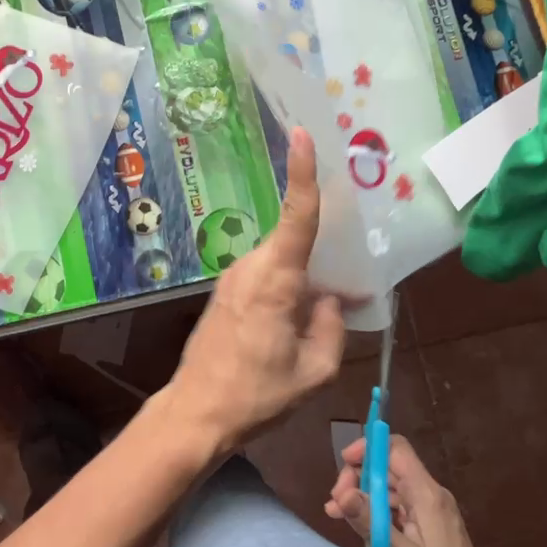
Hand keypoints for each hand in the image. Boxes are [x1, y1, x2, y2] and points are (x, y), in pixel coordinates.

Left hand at [159, 128, 345, 457]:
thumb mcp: (314, 371)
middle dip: (322, 251)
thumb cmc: (257, 395)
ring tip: (325, 312)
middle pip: (292, 240)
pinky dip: (286, 286)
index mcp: (274, 279)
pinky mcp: (225, 293)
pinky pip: (265, 276)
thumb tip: (333, 299)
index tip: (302, 133)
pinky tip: (296, 321)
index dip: (302, 172)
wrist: (196, 413)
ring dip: (304, 276)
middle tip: (350, 277)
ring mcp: (232, 278)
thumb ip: (332, 327)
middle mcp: (249, 267)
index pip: (295, 215)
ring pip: (280, 261)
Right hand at [327, 436, 516, 546]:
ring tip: (336, 516)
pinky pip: (397, 509)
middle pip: (388, 468)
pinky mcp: (428, 530)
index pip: (395, 448)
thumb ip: (371, 523)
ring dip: (362, 498)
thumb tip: (342, 493)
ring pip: (389, 489)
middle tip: (335, 503)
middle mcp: (430, 496)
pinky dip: (375, 514)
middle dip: (358, 478)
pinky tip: (360, 529)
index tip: (343, 464)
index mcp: (427, 494)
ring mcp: (430, 513)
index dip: (368, 448)